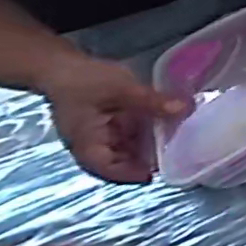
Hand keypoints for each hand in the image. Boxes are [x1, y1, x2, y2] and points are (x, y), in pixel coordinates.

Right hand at [37, 55, 189, 182]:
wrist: (63, 67)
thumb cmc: (86, 81)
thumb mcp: (122, 89)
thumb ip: (151, 101)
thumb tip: (183, 110)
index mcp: (86, 140)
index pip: (103, 166)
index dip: (125, 174)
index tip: (149, 178)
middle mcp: (92, 140)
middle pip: (116, 160)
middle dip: (141, 164)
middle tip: (173, 162)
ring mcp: (100, 131)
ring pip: (125, 148)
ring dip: (146, 150)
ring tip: (176, 149)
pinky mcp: (110, 120)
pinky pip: (128, 133)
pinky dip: (145, 135)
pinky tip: (167, 130)